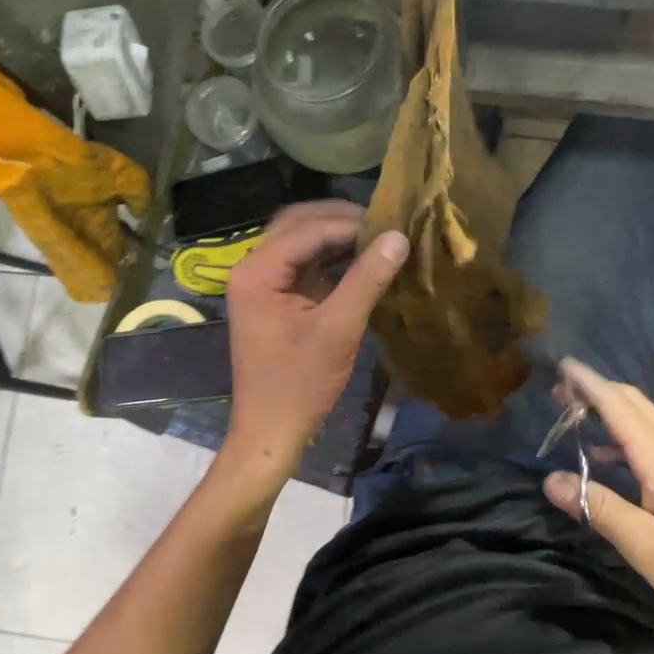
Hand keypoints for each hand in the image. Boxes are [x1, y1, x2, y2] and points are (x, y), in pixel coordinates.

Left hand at [225, 201, 408, 464]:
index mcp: (257, 271)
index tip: (393, 224)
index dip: (351, 223)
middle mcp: (253, 269)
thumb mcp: (338, 329)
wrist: (271, 431)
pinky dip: (333, 260)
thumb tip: (399, 237)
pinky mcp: (276, 301)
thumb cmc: (299, 384)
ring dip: (338, 239)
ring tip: (381, 239)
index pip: (308, 228)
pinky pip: (305, 266)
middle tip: (386, 224)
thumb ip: (367, 280)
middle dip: (341, 221)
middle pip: (299, 225)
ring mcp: (263, 285)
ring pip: (302, 243)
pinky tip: (365, 263)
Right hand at [544, 359, 653, 653]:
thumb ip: (601, 510)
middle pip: (634, 403)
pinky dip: (624, 435)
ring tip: (571, 416)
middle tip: (555, 391)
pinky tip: (604, 458)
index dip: (589, 383)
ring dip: (609, 409)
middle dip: (595, 390)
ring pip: (646, 419)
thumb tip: (552, 479)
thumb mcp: (650, 550)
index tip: (559, 362)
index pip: (620, 407)